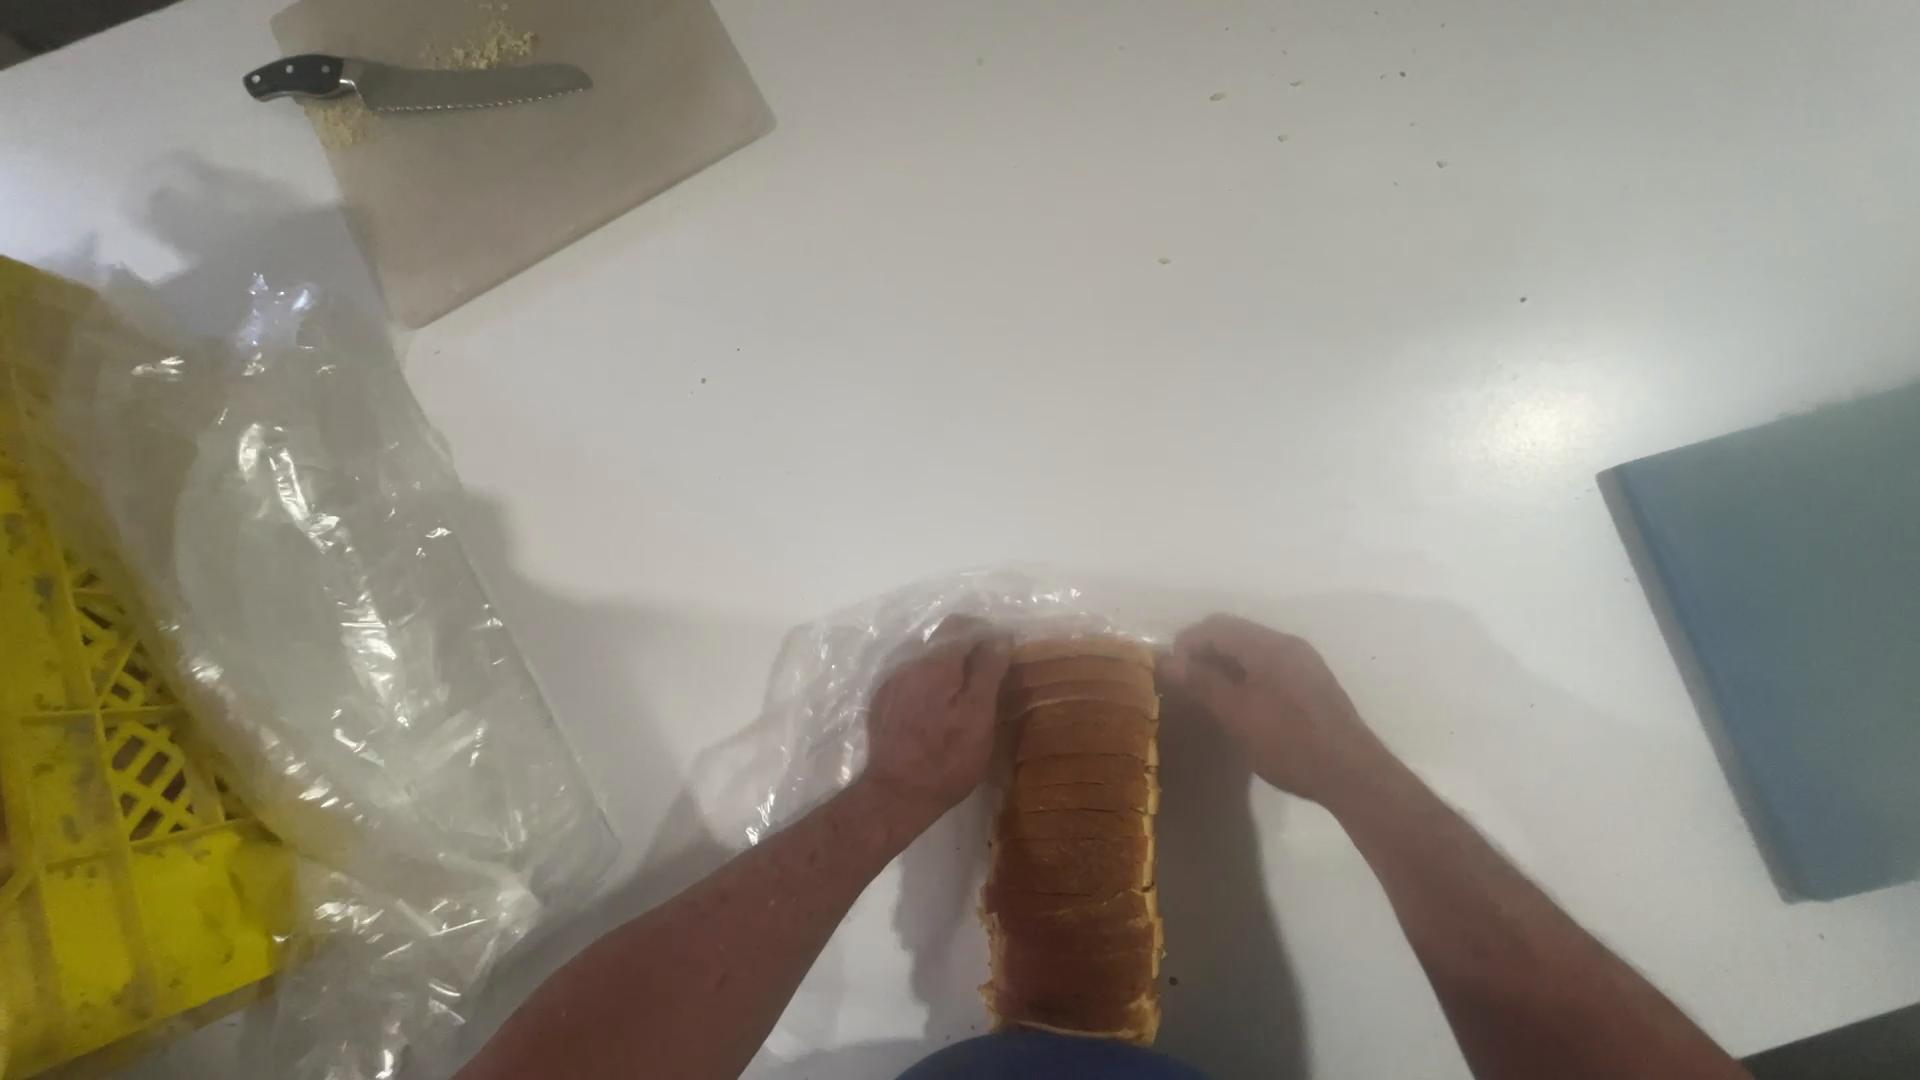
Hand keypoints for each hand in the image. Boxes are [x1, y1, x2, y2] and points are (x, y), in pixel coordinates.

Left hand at [862, 617, 1013, 814]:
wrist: (896, 795)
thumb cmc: (946, 759)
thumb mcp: (978, 717)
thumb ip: (988, 672)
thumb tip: (1000, 637)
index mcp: (934, 664)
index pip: (962, 625)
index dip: (986, 632)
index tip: (1004, 651)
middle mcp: (908, 664)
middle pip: (942, 639)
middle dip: (969, 649)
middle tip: (991, 674)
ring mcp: (892, 683)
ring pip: (927, 659)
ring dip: (950, 667)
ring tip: (967, 695)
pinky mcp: (883, 701)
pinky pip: (913, 678)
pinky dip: (932, 683)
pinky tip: (941, 710)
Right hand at [1160, 614, 1391, 804]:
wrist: (1353, 776)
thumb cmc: (1288, 743)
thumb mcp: (1236, 714)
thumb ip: (1200, 683)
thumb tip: (1167, 660)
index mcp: (1268, 646)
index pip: (1215, 626)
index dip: (1186, 644)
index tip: (1170, 673)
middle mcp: (1287, 645)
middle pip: (1234, 633)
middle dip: (1204, 652)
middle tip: (1185, 684)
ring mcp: (1303, 663)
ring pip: (1251, 650)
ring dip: (1224, 664)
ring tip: (1207, 696)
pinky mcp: (1312, 683)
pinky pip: (1268, 665)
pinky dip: (1245, 675)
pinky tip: (1240, 704)